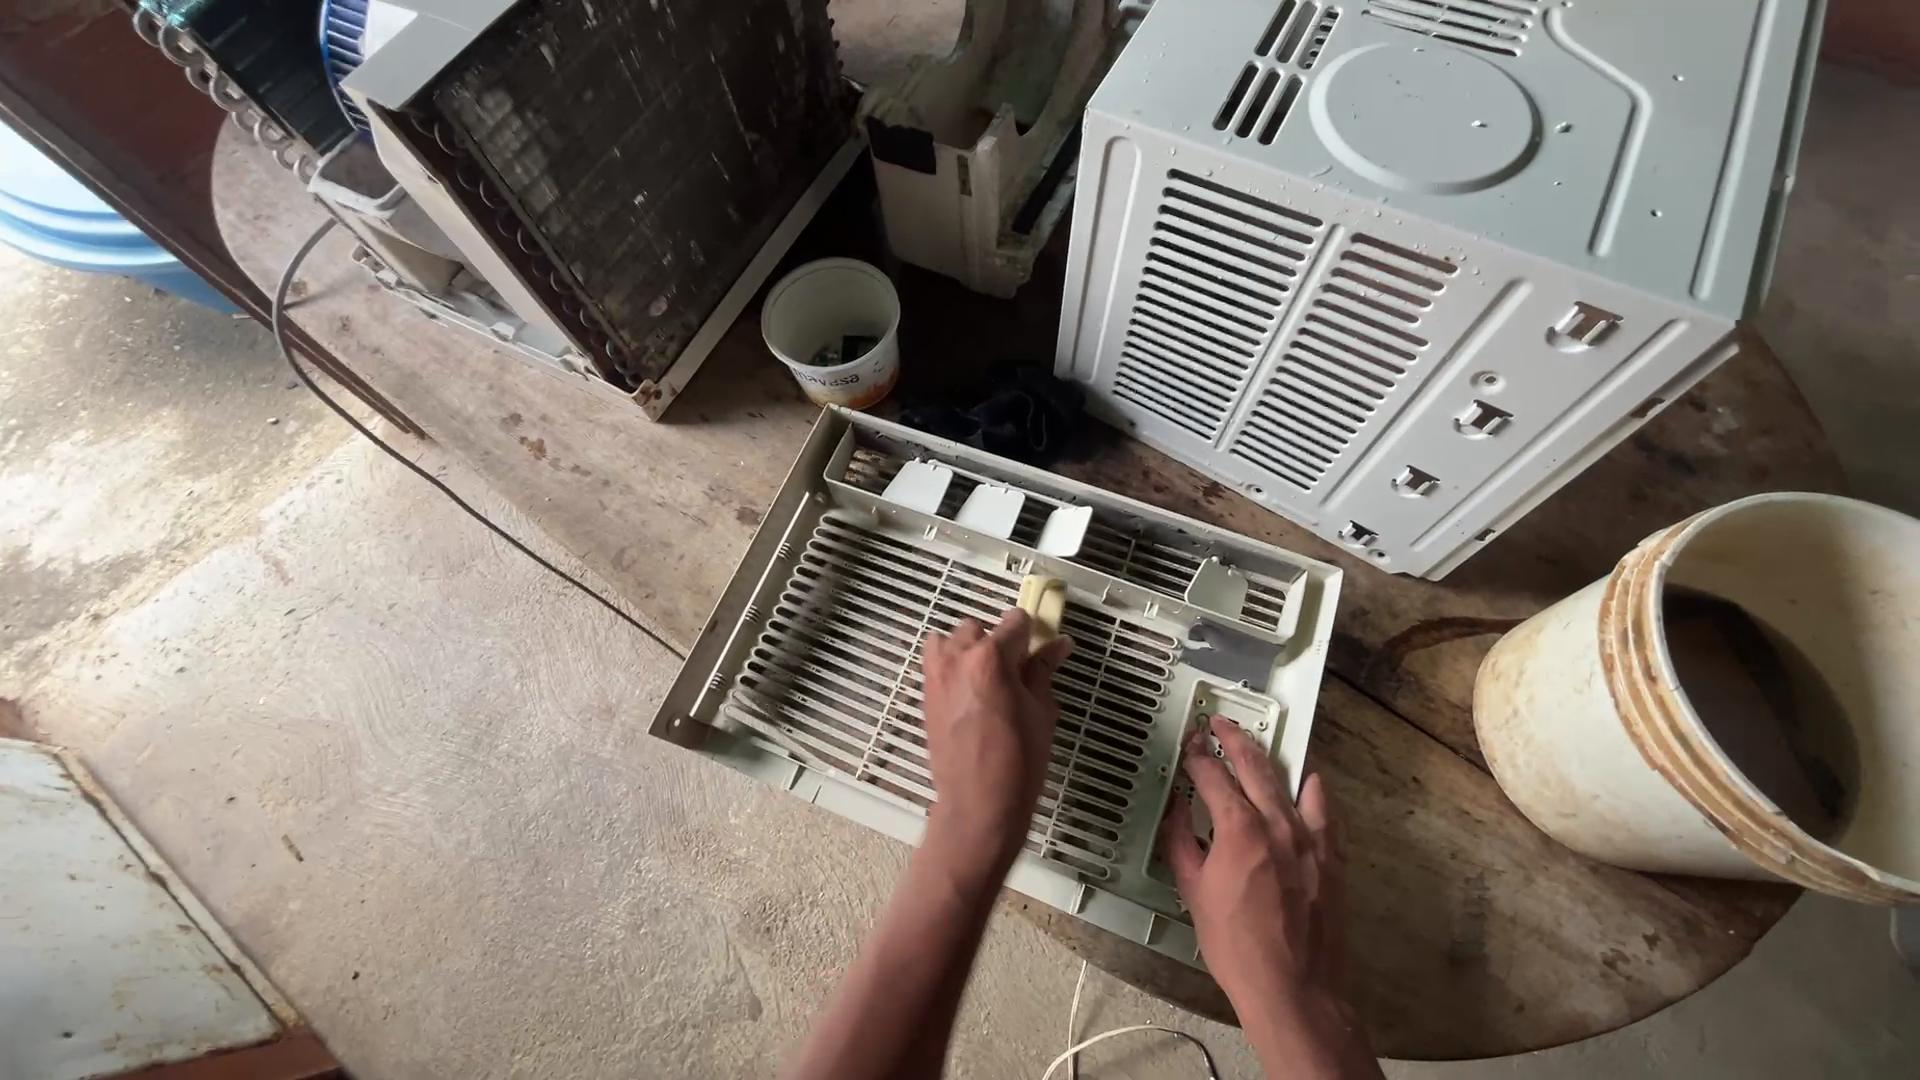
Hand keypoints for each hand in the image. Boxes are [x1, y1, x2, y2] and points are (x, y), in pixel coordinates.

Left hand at [918, 609, 1073, 874]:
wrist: (978, 804)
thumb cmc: (1018, 762)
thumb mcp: (1042, 712)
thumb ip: (1043, 671)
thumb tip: (1058, 645)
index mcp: (991, 657)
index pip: (1014, 622)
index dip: (1030, 633)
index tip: (1038, 646)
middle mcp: (958, 657)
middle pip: (979, 627)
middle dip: (998, 642)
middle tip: (1016, 671)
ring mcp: (936, 675)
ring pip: (952, 640)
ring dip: (970, 650)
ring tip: (989, 680)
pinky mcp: (925, 693)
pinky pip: (937, 662)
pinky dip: (952, 665)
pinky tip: (971, 693)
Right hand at [1163, 718, 1374, 1077]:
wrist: (1294, 990)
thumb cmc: (1237, 945)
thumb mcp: (1193, 890)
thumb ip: (1181, 839)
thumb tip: (1175, 807)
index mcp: (1238, 829)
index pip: (1213, 776)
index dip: (1198, 755)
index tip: (1191, 744)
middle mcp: (1277, 824)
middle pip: (1252, 765)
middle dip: (1232, 739)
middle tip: (1218, 724)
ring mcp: (1309, 840)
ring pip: (1287, 781)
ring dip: (1267, 757)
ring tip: (1253, 745)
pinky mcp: (1331, 859)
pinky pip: (1325, 812)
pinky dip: (1314, 791)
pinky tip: (1309, 780)